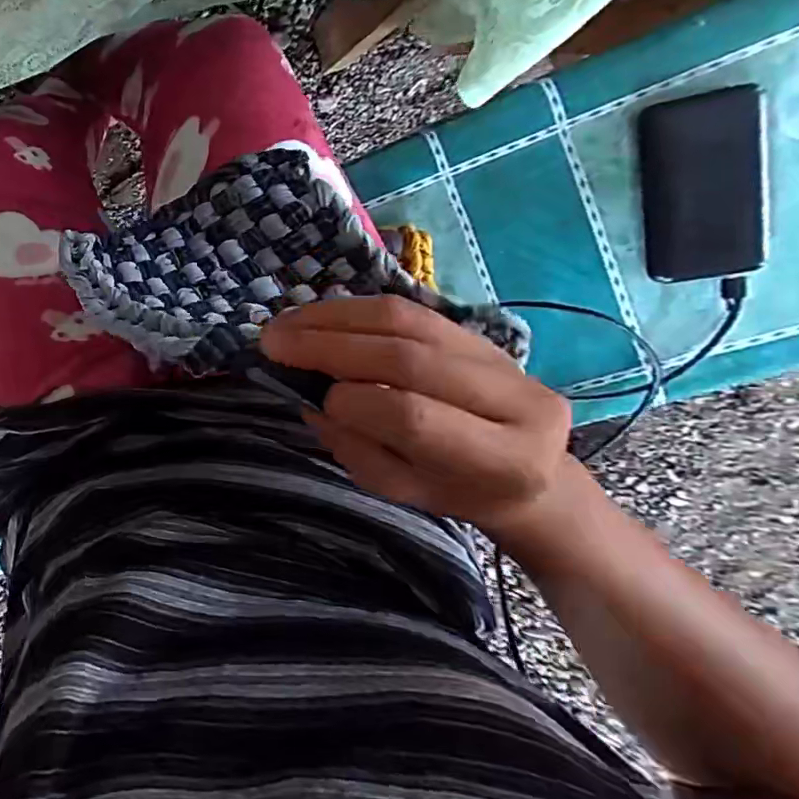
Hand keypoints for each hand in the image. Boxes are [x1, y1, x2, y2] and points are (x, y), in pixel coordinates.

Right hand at [260, 295, 583, 538]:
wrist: (528, 474)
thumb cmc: (450, 489)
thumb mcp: (396, 486)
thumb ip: (353, 445)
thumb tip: (308, 394)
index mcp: (499, 458)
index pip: (412, 416)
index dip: (350, 402)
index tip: (314, 401)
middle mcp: (514, 401)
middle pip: (406, 359)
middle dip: (326, 346)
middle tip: (270, 342)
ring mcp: (499, 359)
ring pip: (404, 322)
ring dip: (330, 318)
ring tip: (282, 324)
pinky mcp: (475, 333)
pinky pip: (404, 310)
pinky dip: (347, 310)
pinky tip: (311, 316)